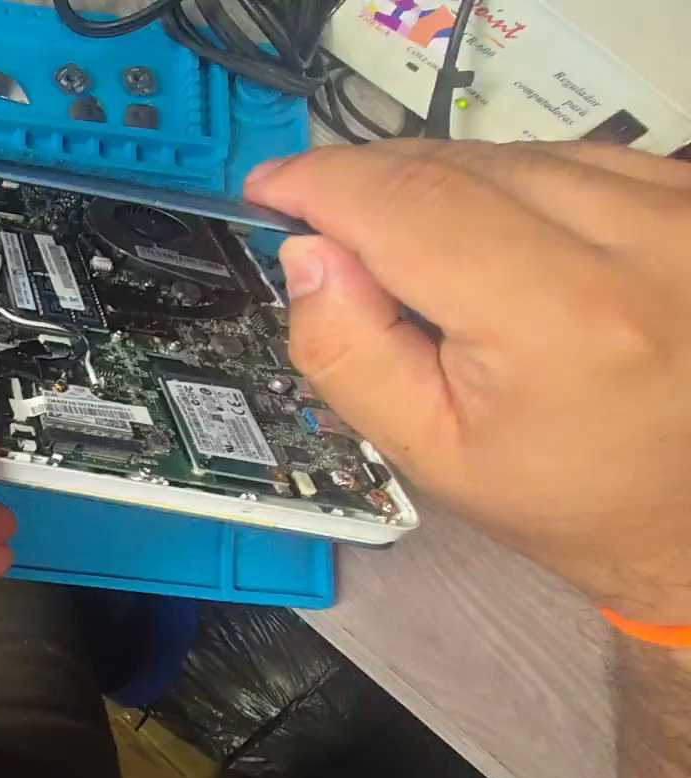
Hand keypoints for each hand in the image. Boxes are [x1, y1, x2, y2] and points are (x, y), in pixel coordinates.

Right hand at [246, 140, 690, 623]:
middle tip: (303, 216)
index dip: (324, 184)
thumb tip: (307, 255)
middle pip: (457, 166)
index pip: (412, 207)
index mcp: (557, 319)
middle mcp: (647, 239)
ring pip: (508, 154)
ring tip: (381, 241)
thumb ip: (346, 352)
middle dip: (360, 181)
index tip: (266, 187)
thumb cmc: (549, 487)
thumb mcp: (416, 445)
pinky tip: (461, 232)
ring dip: (420, 185)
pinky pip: (565, 159)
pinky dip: (486, 184)